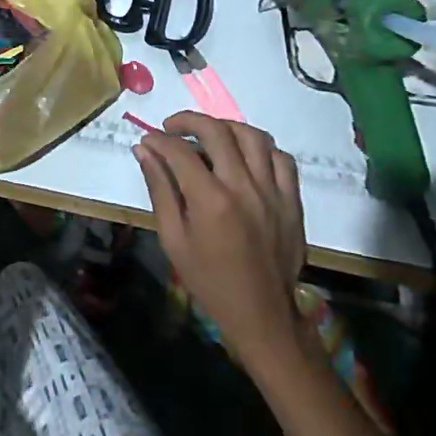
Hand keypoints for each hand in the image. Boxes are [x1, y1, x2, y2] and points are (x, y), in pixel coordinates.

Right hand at [135, 111, 306, 365]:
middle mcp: (243, 187)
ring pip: (252, 136)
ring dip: (225, 127)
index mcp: (210, 200)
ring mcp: (272, 191)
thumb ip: (159, 189)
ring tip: (209, 134)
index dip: (158, 139)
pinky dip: (261, 148)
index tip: (148, 139)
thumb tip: (144, 150)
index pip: (179, 150)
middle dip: (188, 121)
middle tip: (172, 128)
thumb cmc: (209, 280)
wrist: (261, 314)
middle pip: (217, 131)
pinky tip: (245, 155)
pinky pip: (281, 158)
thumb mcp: (173, 239)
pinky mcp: (292, 200)